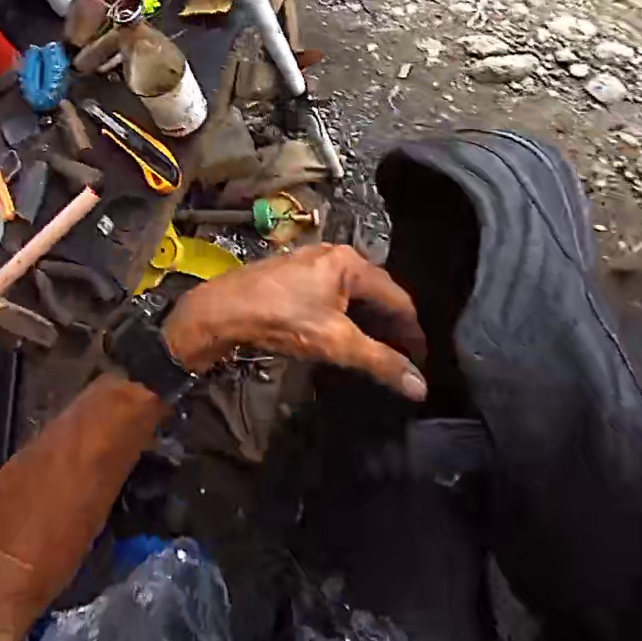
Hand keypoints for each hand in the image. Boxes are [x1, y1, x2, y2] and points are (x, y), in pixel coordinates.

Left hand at [162, 243, 426, 399]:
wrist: (221, 310)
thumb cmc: (282, 320)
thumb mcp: (336, 342)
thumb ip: (381, 362)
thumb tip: (420, 386)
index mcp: (350, 263)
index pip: (398, 297)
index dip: (412, 330)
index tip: (419, 360)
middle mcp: (332, 254)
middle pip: (375, 291)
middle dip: (389, 324)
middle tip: (399, 357)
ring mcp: (308, 262)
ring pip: (350, 293)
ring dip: (364, 320)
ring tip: (373, 350)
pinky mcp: (290, 274)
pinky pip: (329, 293)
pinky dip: (341, 314)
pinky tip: (339, 333)